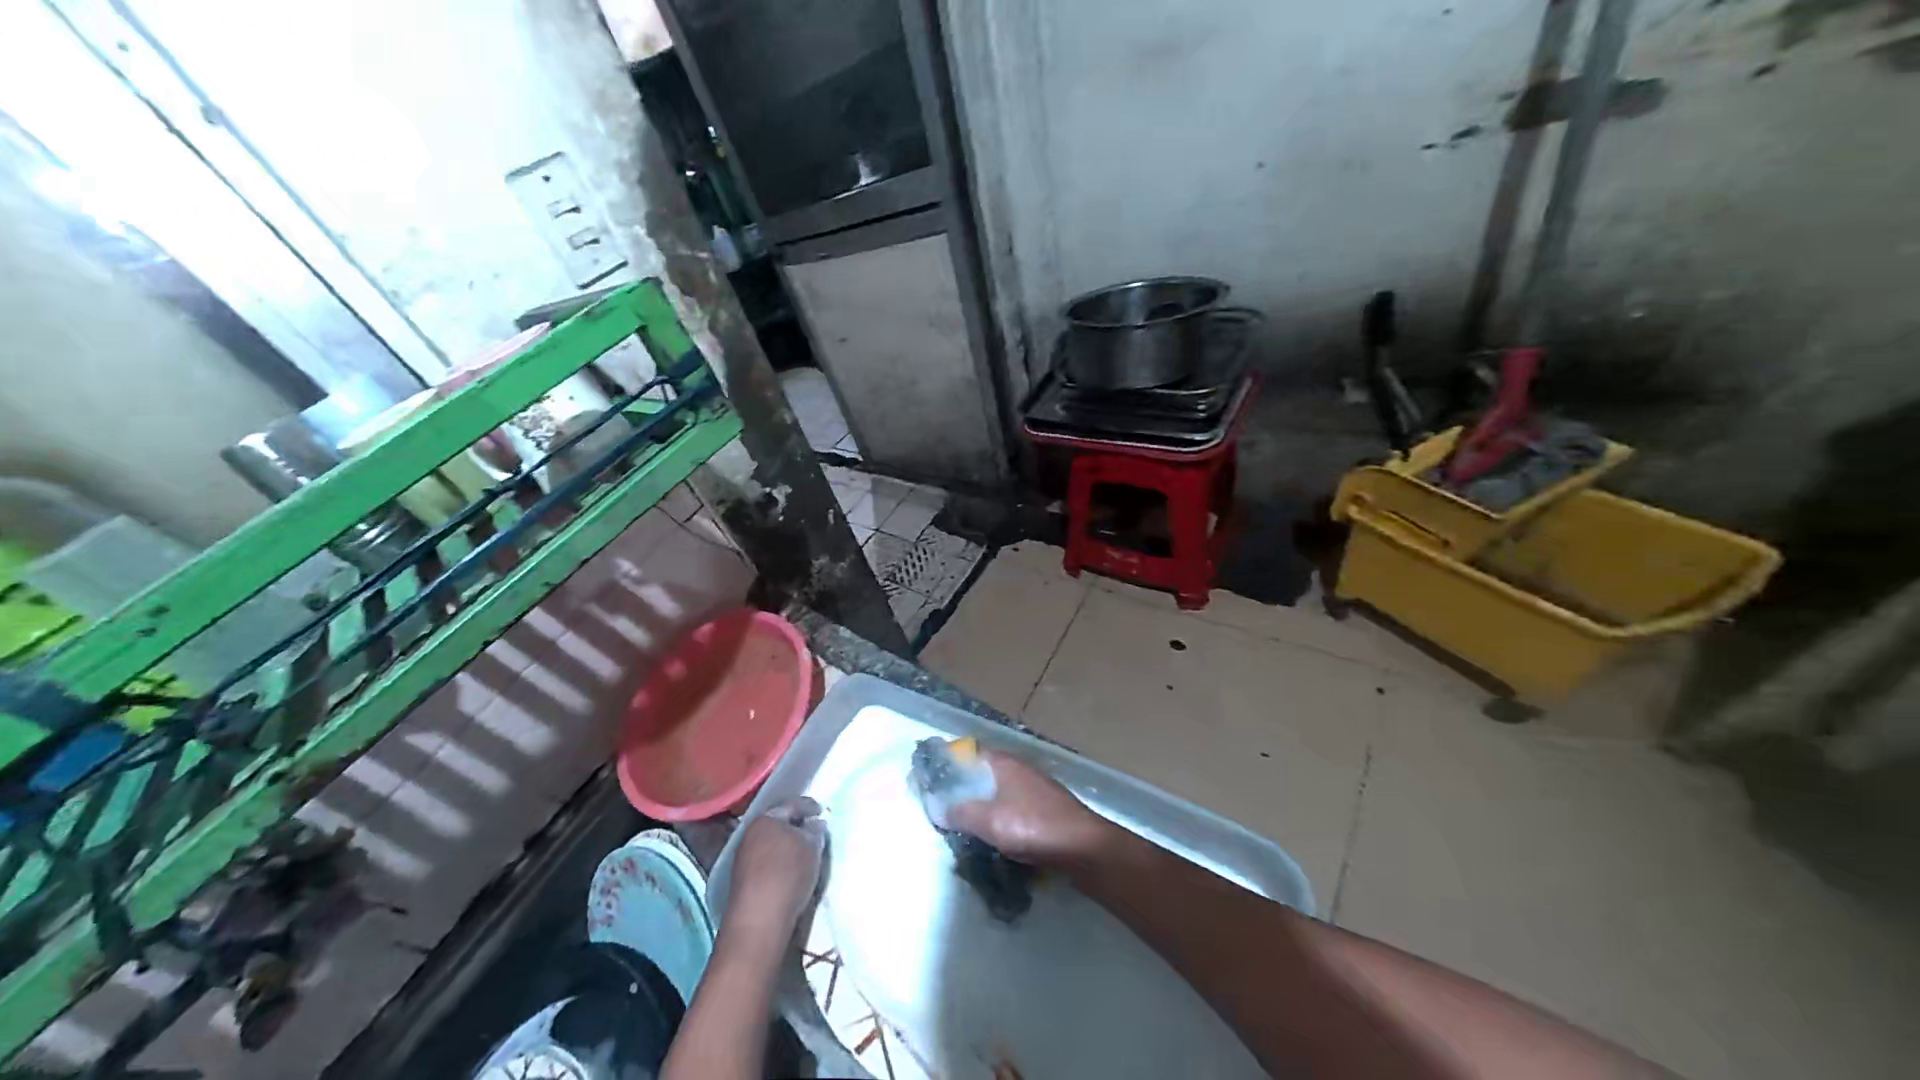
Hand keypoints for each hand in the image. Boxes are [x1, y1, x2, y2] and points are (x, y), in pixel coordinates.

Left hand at [724, 797, 825, 942]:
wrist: (759, 918)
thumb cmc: (788, 873)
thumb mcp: (812, 847)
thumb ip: (815, 831)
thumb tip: (813, 824)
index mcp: (765, 818)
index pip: (791, 804)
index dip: (809, 806)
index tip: (822, 810)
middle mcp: (750, 832)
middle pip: (778, 823)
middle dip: (795, 825)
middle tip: (814, 829)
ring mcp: (743, 856)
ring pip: (770, 842)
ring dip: (786, 843)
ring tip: (804, 850)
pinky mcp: (742, 878)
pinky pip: (766, 859)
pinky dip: (779, 859)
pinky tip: (790, 868)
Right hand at [943, 750, 1115, 866]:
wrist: (1085, 848)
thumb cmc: (1034, 827)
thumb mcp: (989, 821)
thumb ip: (960, 813)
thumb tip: (936, 808)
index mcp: (1003, 763)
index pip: (968, 751)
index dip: (947, 762)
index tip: (929, 777)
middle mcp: (1018, 768)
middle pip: (982, 770)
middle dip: (962, 785)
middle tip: (941, 804)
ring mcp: (1034, 787)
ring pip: (997, 789)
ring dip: (980, 801)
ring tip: (963, 821)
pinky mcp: (1045, 806)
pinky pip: (1011, 804)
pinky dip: (997, 813)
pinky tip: (993, 831)